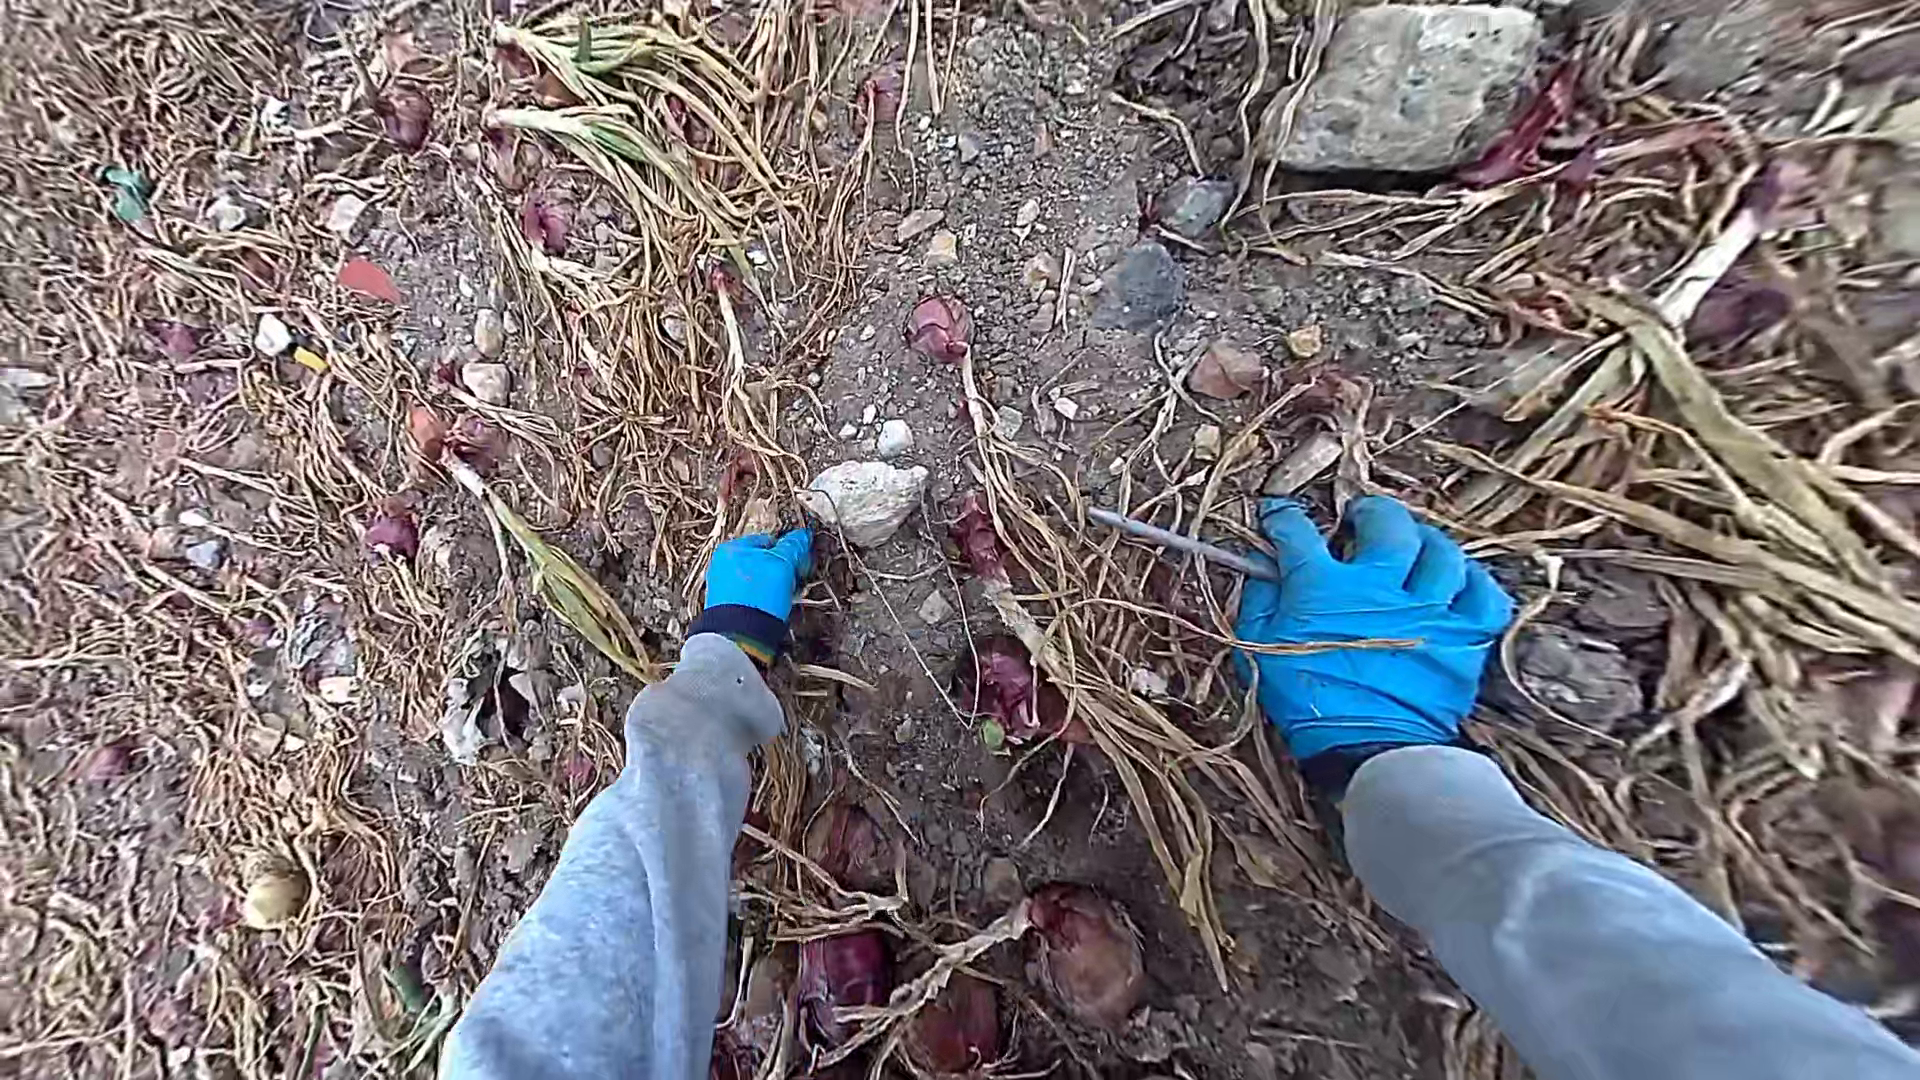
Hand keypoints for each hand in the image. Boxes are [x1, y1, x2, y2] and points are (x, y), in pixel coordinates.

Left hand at [693, 529, 812, 665]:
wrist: (741, 637)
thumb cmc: (756, 599)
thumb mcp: (782, 566)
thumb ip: (793, 548)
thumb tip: (803, 536)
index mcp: (731, 549)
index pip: (769, 540)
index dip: (788, 550)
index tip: (799, 561)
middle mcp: (723, 566)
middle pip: (764, 560)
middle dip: (782, 569)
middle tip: (793, 579)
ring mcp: (725, 588)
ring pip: (761, 579)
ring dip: (777, 586)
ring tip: (785, 597)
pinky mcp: (730, 607)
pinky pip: (755, 596)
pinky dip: (767, 600)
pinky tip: (775, 608)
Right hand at [1233, 496, 1512, 761]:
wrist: (1368, 747)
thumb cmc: (1306, 696)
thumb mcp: (1259, 646)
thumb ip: (1259, 600)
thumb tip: (1263, 569)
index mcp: (1322, 587)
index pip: (1298, 532)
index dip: (1283, 516)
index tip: (1278, 513)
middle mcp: (1379, 586)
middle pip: (1386, 524)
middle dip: (1368, 510)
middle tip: (1357, 516)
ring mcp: (1429, 609)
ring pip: (1440, 551)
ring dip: (1421, 538)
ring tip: (1407, 541)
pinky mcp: (1465, 636)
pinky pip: (1484, 593)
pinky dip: (1470, 578)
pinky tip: (1452, 577)